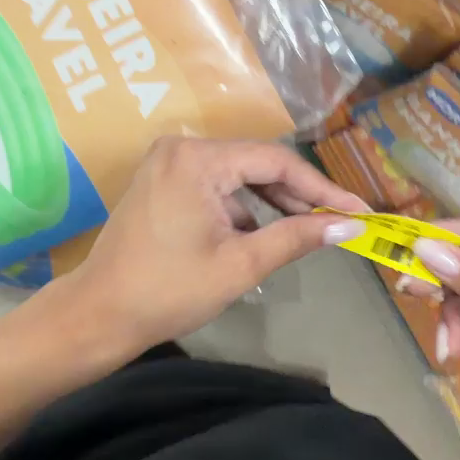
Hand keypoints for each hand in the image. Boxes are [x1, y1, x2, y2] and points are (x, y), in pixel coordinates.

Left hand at [56, 137, 369, 355]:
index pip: (274, 161)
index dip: (321, 186)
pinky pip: (212, 183)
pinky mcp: (160, 179)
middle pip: (254, 162)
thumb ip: (296, 237)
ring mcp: (166, 162)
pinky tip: (259, 234)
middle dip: (296, 193)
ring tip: (306, 230)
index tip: (358, 210)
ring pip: (234, 174)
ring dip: (268, 201)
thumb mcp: (240, 265)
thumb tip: (349, 226)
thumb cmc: (170, 290)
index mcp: (197, 158)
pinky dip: (238, 206)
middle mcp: (181, 147)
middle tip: (338, 222)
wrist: (100, 312)